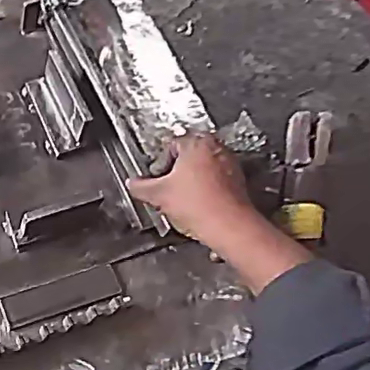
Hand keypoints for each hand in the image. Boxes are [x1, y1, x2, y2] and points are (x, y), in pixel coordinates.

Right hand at [128, 133, 260, 248]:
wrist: (227, 226)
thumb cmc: (198, 205)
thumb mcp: (157, 195)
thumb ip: (140, 187)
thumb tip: (132, 184)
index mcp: (197, 144)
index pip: (169, 145)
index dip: (157, 163)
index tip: (152, 177)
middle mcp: (217, 149)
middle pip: (186, 156)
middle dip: (173, 172)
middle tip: (164, 188)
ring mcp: (229, 165)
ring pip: (200, 169)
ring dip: (188, 182)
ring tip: (179, 199)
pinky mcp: (236, 182)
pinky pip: (213, 181)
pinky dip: (203, 190)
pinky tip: (194, 205)